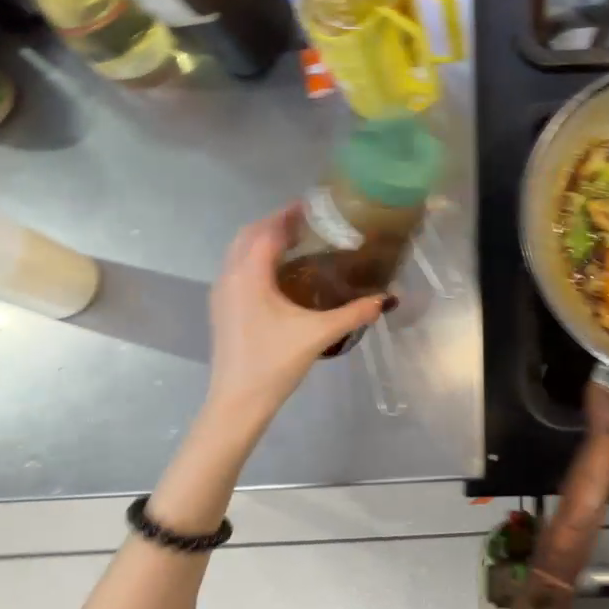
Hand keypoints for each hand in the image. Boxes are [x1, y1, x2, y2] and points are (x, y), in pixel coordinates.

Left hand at [201, 205, 386, 433]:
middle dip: (275, 223)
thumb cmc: (274, 363)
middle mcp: (230, 277)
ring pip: (238, 251)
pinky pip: (237, 268)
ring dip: (263, 240)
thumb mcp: (318, 335)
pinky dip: (255, 258)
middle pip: (248, 235)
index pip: (268, 231)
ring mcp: (221, 293)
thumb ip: (353, 313)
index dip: (289, 215)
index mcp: (249, 275)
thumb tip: (386, 299)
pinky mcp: (221, 309)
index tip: (313, 206)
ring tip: (297, 243)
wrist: (236, 402)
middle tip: (308, 222)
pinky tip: (280, 274)